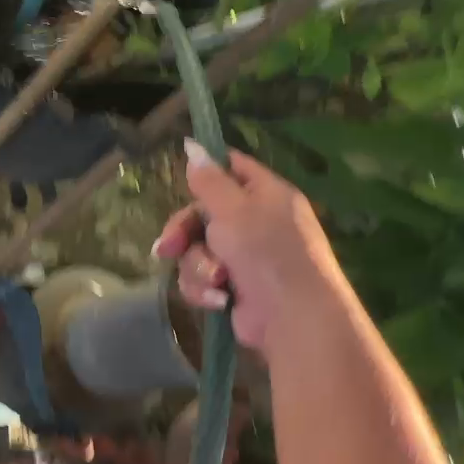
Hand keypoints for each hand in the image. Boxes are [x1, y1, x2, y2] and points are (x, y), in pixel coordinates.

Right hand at [152, 138, 352, 351]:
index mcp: (267, 195)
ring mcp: (246, 255)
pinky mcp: (235, 285)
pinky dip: (204, 287)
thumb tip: (191, 145)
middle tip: (169, 247)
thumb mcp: (233, 209)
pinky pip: (202, 276)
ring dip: (196, 265)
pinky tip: (217, 299)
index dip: (206, 168)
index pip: (233, 167)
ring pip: (196, 248)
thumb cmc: (268, 253)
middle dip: (182, 232)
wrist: (294, 318)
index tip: (181, 175)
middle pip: (201, 213)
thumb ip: (208, 179)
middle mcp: (257, 221)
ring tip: (214, 280)